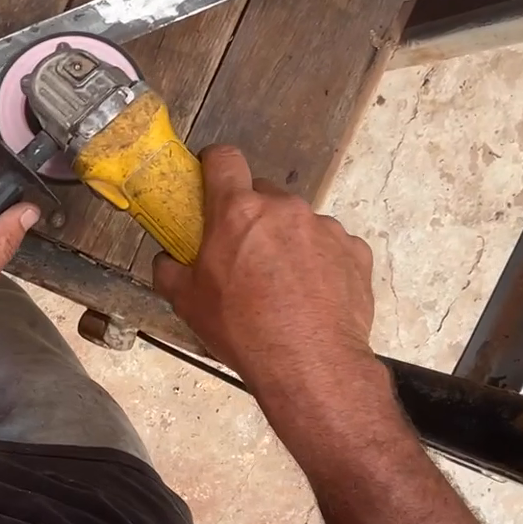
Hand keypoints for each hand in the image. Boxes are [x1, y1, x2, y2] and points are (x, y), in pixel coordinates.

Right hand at [153, 146, 381, 435]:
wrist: (309, 363)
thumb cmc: (240, 328)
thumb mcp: (186, 303)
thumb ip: (169, 270)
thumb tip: (167, 260)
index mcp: (237, 212)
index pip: (224, 159)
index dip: (214, 164)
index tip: (210, 178)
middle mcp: (284, 209)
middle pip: (262, 193)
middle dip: (250, 214)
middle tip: (242, 253)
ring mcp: (325, 228)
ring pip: (297, 222)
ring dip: (285, 240)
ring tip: (280, 284)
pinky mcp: (355, 252)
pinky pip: (330, 246)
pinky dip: (318, 262)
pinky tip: (310, 295)